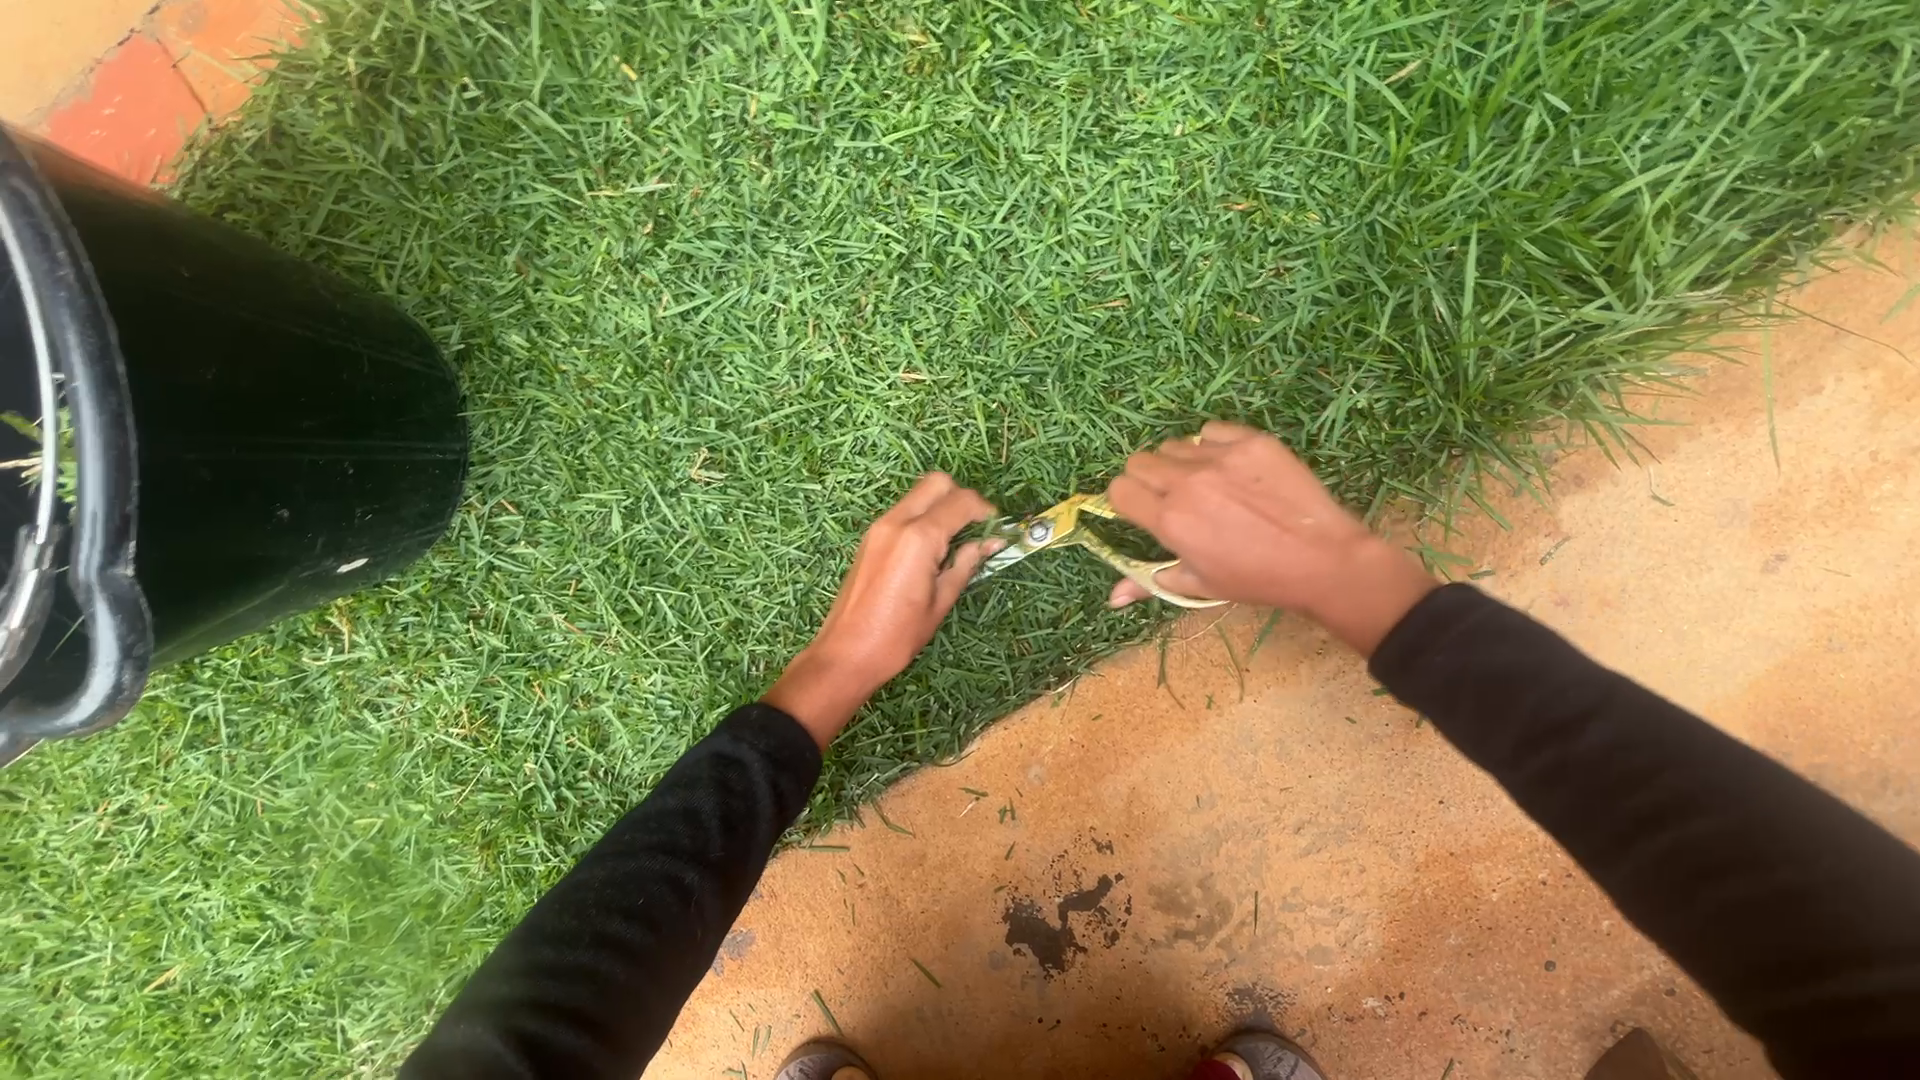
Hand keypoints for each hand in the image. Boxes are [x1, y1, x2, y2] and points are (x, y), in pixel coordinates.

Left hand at [764, 473, 1002, 748]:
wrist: (847, 653)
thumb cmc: (898, 636)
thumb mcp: (941, 601)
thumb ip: (965, 564)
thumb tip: (991, 543)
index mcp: (918, 538)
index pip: (961, 502)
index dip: (985, 511)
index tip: (997, 528)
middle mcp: (896, 522)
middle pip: (937, 483)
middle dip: (962, 497)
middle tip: (976, 527)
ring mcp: (879, 527)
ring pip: (918, 494)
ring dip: (941, 506)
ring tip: (956, 540)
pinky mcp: (870, 538)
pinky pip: (904, 511)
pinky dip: (923, 517)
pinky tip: (933, 548)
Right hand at [1105, 421, 1435, 655]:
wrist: (1324, 559)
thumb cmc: (1257, 579)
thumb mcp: (1201, 585)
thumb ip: (1150, 583)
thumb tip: (1113, 598)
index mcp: (1170, 522)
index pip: (1118, 491)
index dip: (1126, 501)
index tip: (1143, 510)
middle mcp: (1187, 484)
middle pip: (1139, 462)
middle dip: (1147, 479)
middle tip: (1171, 496)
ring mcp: (1220, 458)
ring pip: (1173, 445)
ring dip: (1178, 462)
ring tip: (1204, 482)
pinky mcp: (1250, 441)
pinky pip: (1210, 432)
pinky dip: (1211, 447)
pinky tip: (1229, 468)